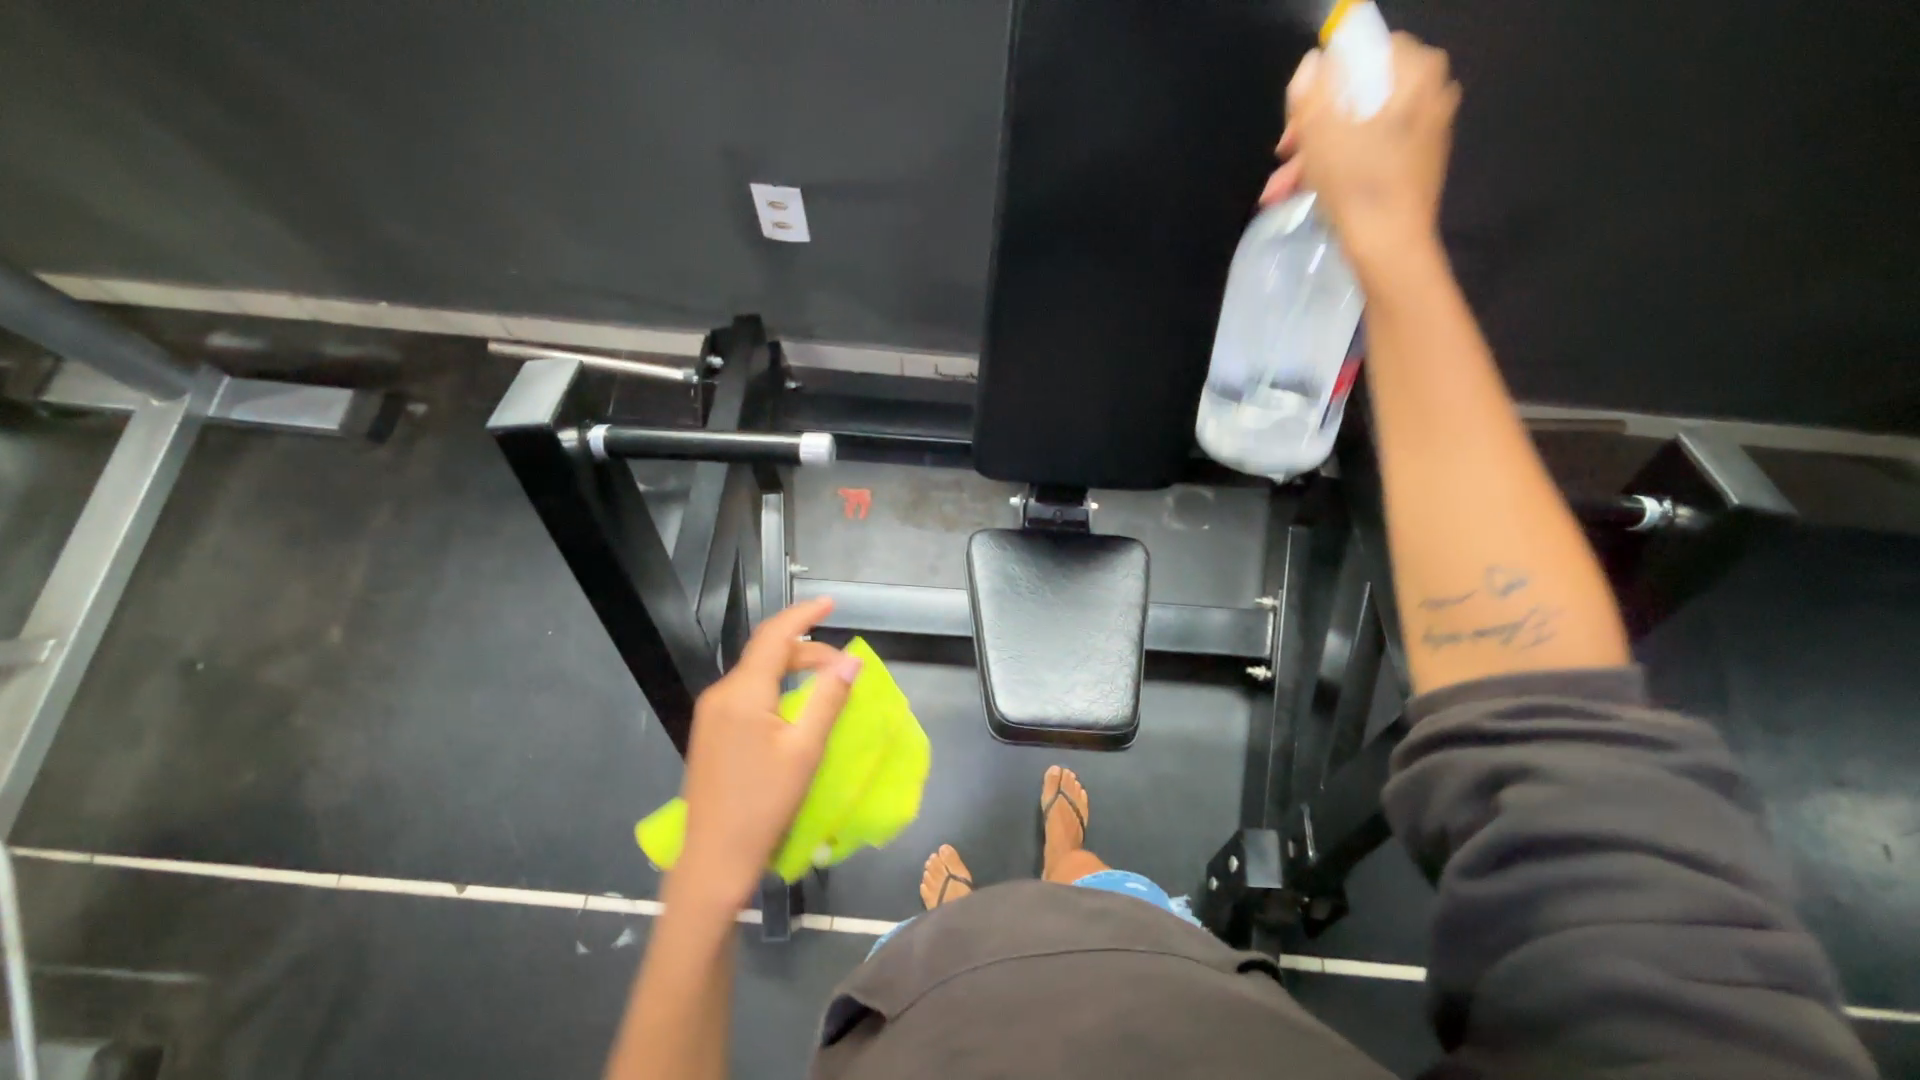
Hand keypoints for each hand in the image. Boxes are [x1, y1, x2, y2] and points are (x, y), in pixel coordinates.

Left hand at [672, 597, 860, 909]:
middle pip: (766, 654)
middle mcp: (721, 695)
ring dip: (791, 670)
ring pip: (756, 675)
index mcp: (743, 693)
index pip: (774, 636)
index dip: (804, 615)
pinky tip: (793, 708)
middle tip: (843, 667)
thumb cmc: (764, 804)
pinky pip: (746, 695)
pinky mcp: (710, 734)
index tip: (831, 603)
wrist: (713, 859)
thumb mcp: (805, 751)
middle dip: (806, 650)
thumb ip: (828, 699)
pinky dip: (775, 689)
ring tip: (824, 683)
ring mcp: (711, 715)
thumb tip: (850, 659)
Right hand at [1260, 33, 1459, 277]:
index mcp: (1417, 74)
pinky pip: (1368, 154)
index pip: (1367, 52)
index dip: (1328, 77)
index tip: (1300, 110)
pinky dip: (1335, 169)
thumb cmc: (1358, 183)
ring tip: (1278, 188)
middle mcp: (1429, 96)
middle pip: (1358, 95)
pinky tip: (1299, 194)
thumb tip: (1310, 66)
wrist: (1390, 248)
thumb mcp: (1320, 131)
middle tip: (1284, 150)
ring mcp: (1423, 134)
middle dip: (1313, 125)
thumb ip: (1310, 90)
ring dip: (1314, 155)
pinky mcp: (1412, 167)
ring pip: (1357, 129)